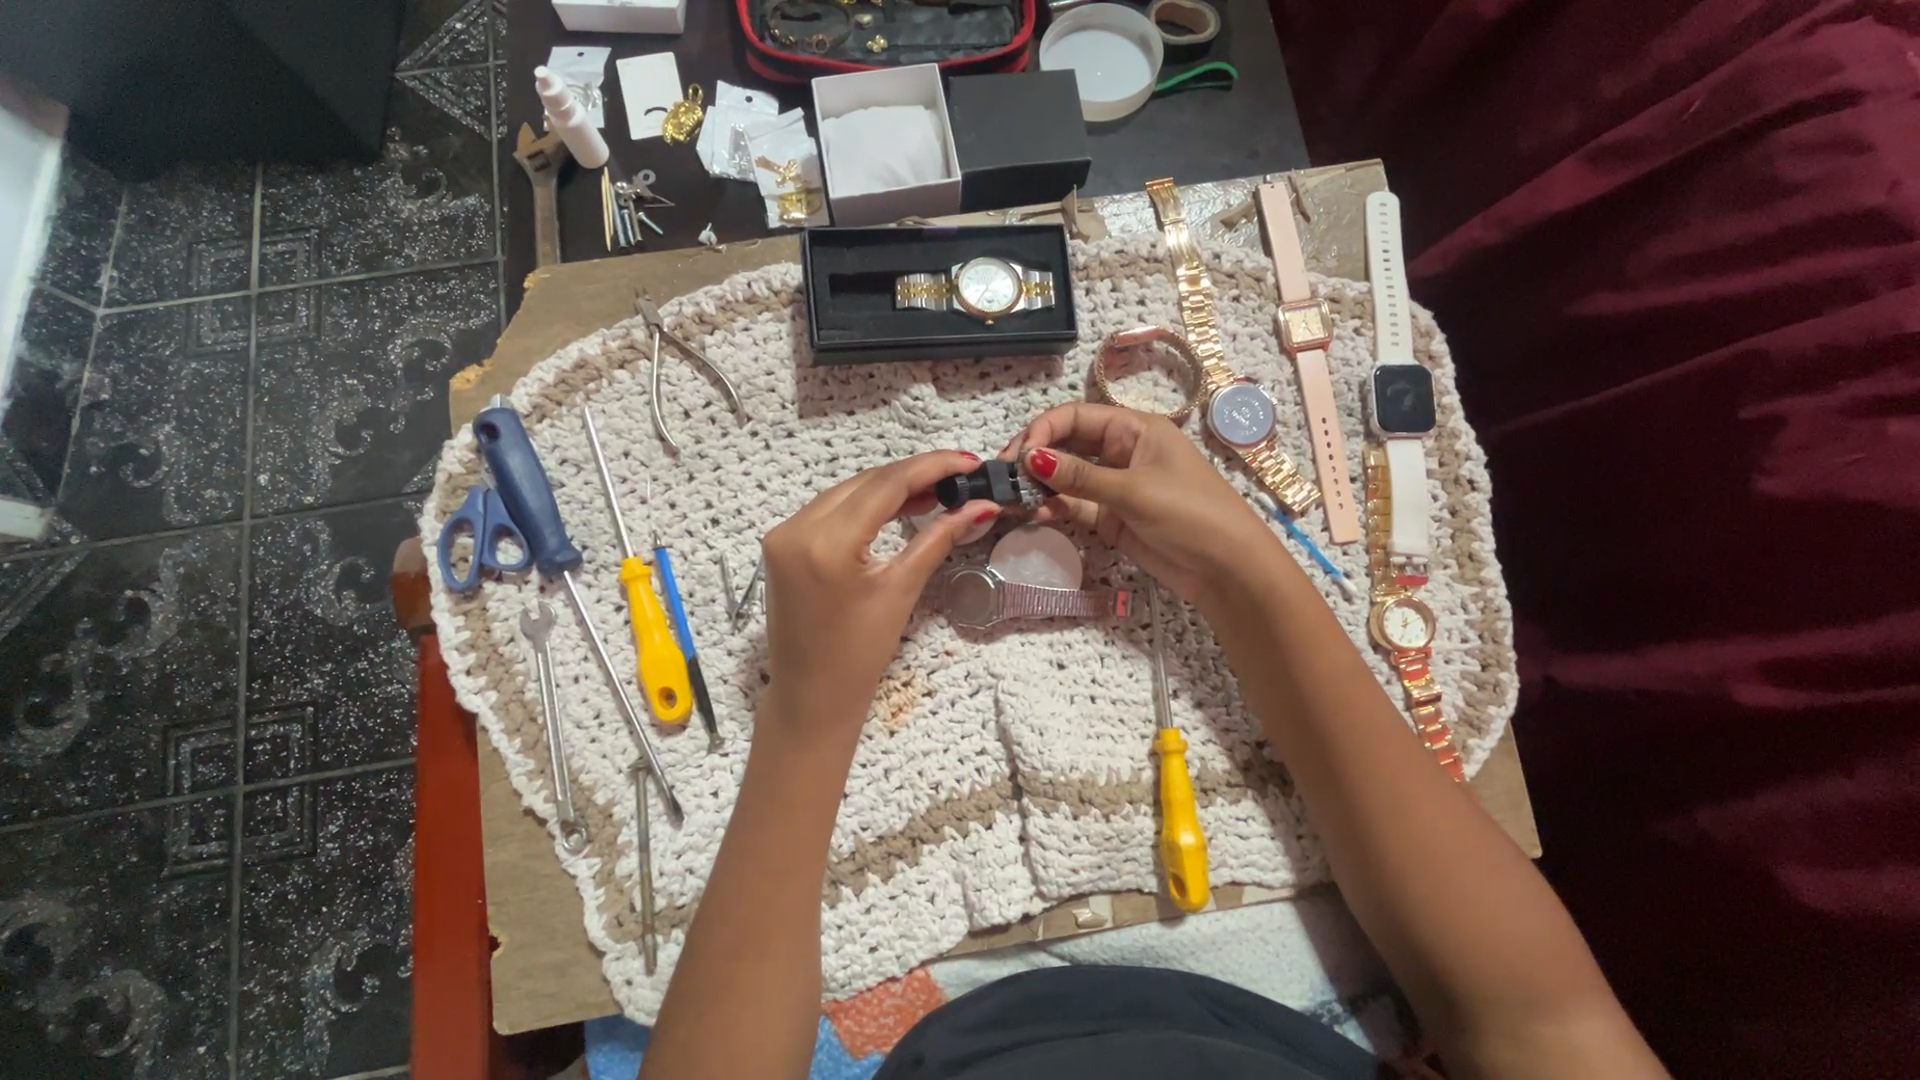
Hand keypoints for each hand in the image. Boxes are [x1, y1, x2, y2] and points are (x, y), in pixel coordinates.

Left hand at [760, 450, 998, 746]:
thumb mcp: (901, 590)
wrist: (811, 696)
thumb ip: (938, 538)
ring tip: (936, 491)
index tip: (969, 461)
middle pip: (865, 482)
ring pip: (846, 491)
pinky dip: (864, 505)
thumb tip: (981, 506)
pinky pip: (829, 509)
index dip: (932, 467)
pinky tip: (897, 507)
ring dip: (890, 488)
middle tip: (959, 476)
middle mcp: (796, 527)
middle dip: (914, 474)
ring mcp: (783, 533)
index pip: (886, 484)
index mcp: (827, 542)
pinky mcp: (781, 543)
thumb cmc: (859, 654)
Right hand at [1005, 404, 1287, 610]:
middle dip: (1036, 457)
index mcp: (1135, 429)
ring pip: (1066, 478)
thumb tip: (1030, 458)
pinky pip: (1075, 506)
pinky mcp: (1111, 518)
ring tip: (1014, 499)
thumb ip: (1080, 477)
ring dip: (1041, 486)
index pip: (1076, 416)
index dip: (1044, 430)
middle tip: (1005, 477)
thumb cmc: (1190, 513)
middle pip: (1067, 445)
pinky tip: (1037, 515)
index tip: (1018, 455)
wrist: (1227, 568)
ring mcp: (1115, 486)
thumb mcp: (1134, 490)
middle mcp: (1122, 452)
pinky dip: (1054, 509)